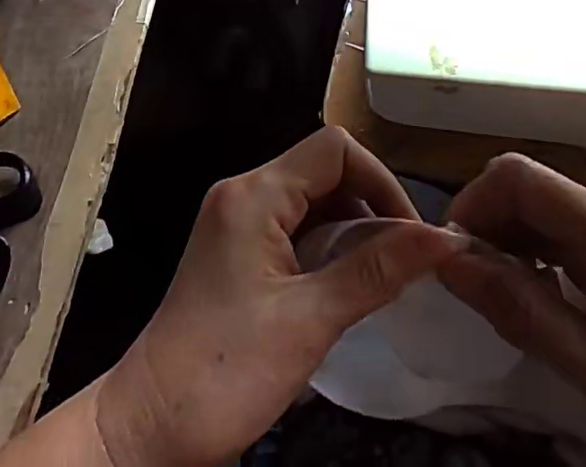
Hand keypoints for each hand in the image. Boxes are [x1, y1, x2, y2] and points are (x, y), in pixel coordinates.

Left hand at [95, 127, 466, 466]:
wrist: (141, 436)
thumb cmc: (223, 375)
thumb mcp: (310, 321)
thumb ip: (378, 270)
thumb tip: (443, 239)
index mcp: (255, 195)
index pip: (336, 150)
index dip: (381, 180)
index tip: (408, 233)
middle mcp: (244, 194)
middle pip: (326, 169)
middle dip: (370, 204)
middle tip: (400, 255)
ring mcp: (238, 221)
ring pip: (315, 197)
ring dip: (352, 226)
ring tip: (379, 272)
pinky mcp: (238, 249)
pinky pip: (298, 224)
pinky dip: (329, 243)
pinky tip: (345, 280)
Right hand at [438, 154, 585, 466]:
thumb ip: (527, 314)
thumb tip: (450, 261)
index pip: (520, 177)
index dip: (472, 207)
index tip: (448, 266)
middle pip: (529, 190)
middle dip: (485, 229)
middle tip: (466, 297)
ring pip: (544, 214)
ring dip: (507, 247)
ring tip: (493, 306)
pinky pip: (567, 240)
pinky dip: (534, 262)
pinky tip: (532, 304)